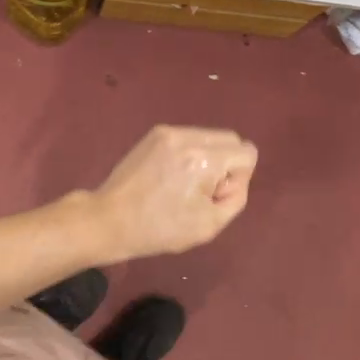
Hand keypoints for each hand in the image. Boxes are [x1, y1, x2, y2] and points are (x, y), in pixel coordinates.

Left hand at [72, 125, 257, 262]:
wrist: (111, 219)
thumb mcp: (210, 225)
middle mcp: (187, 137)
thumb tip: (236, 177)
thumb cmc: (161, 229)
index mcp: (204, 159)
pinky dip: (190, 153)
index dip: (239, 178)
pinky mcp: (154, 133)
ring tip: (184, 183)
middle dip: (227, 164)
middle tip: (203, 190)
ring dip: (208, 157)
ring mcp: (168, 131)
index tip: (215, 196)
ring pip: (209, 136)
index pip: (247, 153)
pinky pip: (188, 137)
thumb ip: (236, 197)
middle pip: (230, 138)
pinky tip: (171, 175)